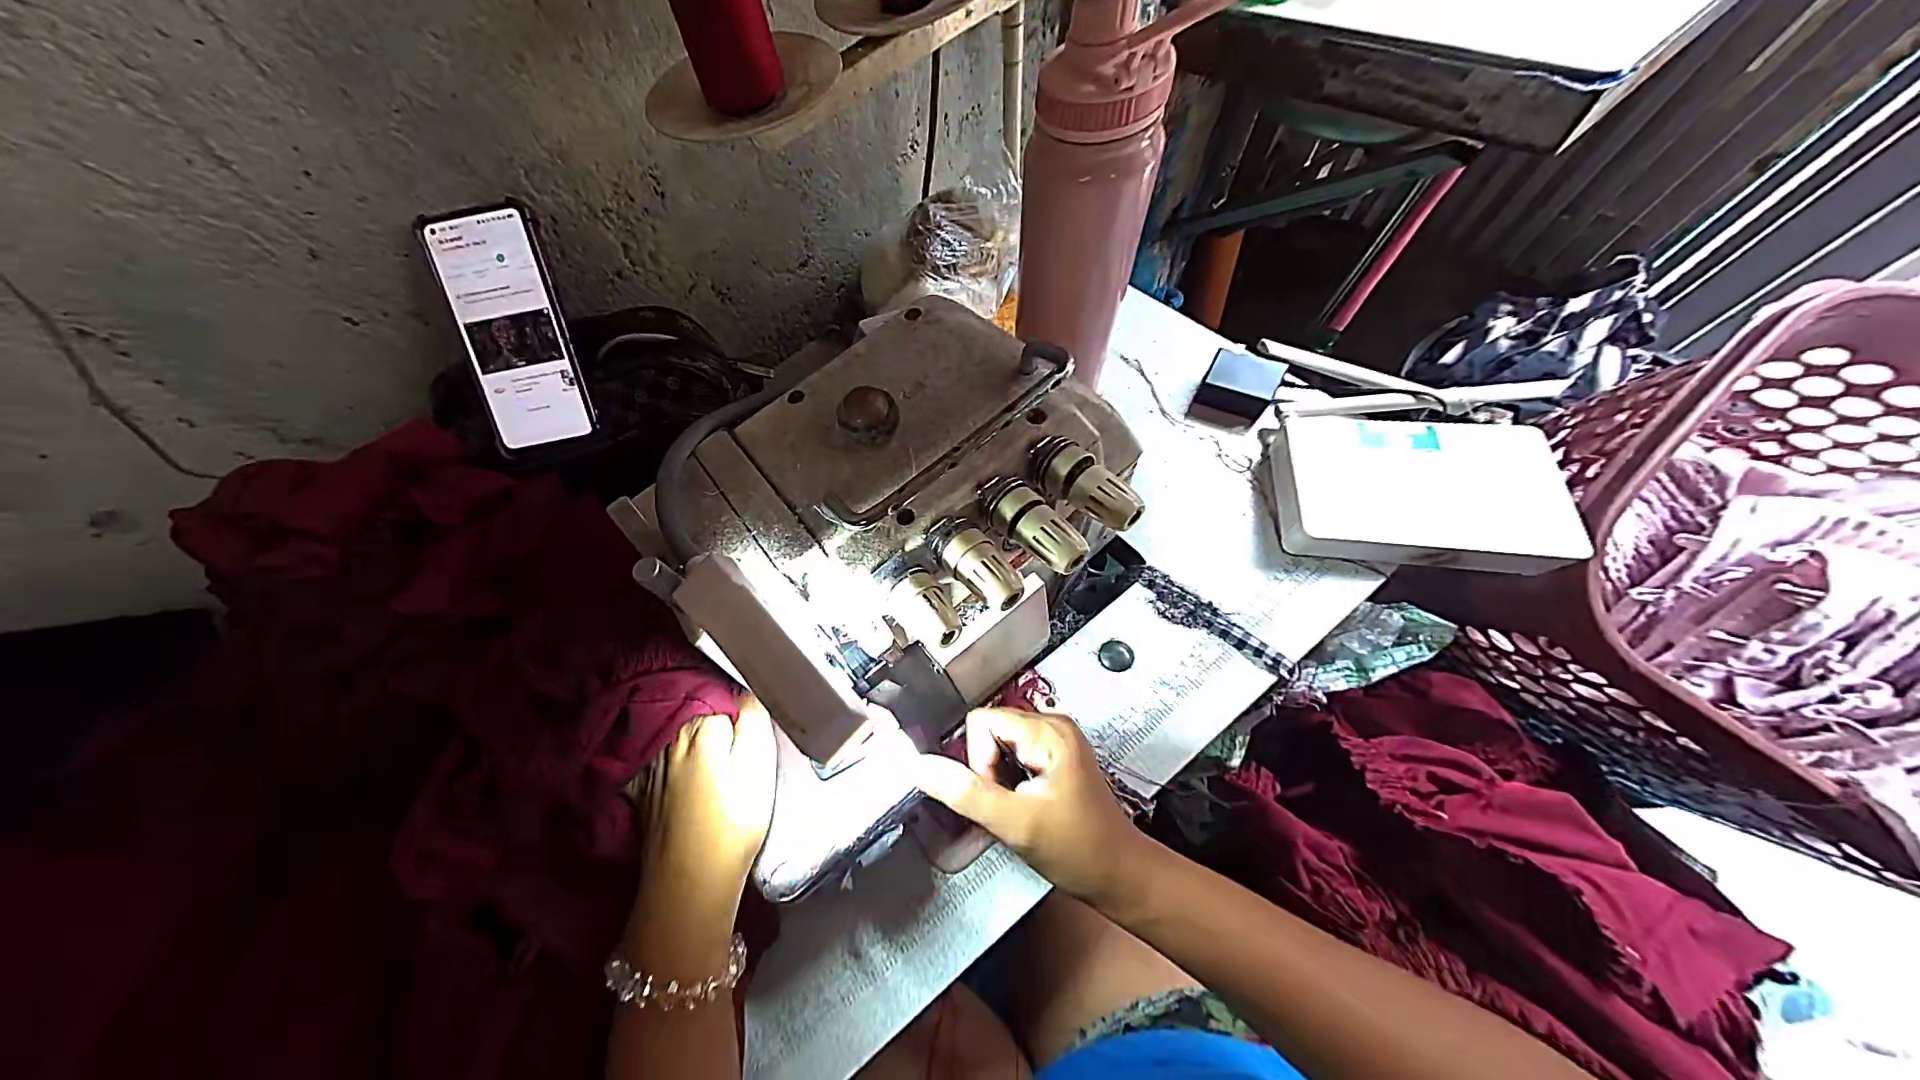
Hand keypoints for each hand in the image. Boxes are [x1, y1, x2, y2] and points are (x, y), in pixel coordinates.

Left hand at [640, 694, 778, 899]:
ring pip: (687, 743)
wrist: (688, 888)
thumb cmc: (732, 831)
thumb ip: (756, 724)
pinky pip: (669, 765)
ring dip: (702, 753)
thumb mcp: (760, 774)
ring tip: (719, 787)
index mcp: (701, 731)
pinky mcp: (643, 791)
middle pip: (708, 721)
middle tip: (742, 772)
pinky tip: (694, 795)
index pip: (733, 706)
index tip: (755, 751)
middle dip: (724, 737)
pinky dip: (681, 771)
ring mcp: (653, 766)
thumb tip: (750, 696)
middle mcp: (670, 741)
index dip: (747, 726)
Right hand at [912, 707, 1144, 900]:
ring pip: (996, 744)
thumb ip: (966, 793)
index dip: (977, 760)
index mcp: (1049, 731)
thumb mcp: (1015, 823)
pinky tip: (1025, 803)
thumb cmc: (1080, 849)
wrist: (1117, 873)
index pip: (980, 720)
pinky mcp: (1053, 756)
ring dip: (996, 777)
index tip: (998, 794)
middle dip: (986, 770)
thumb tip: (923, 768)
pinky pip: (1011, 755)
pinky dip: (1008, 780)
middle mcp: (1053, 726)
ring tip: (1020, 805)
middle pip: (987, 729)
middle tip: (1009, 803)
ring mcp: (1055, 740)